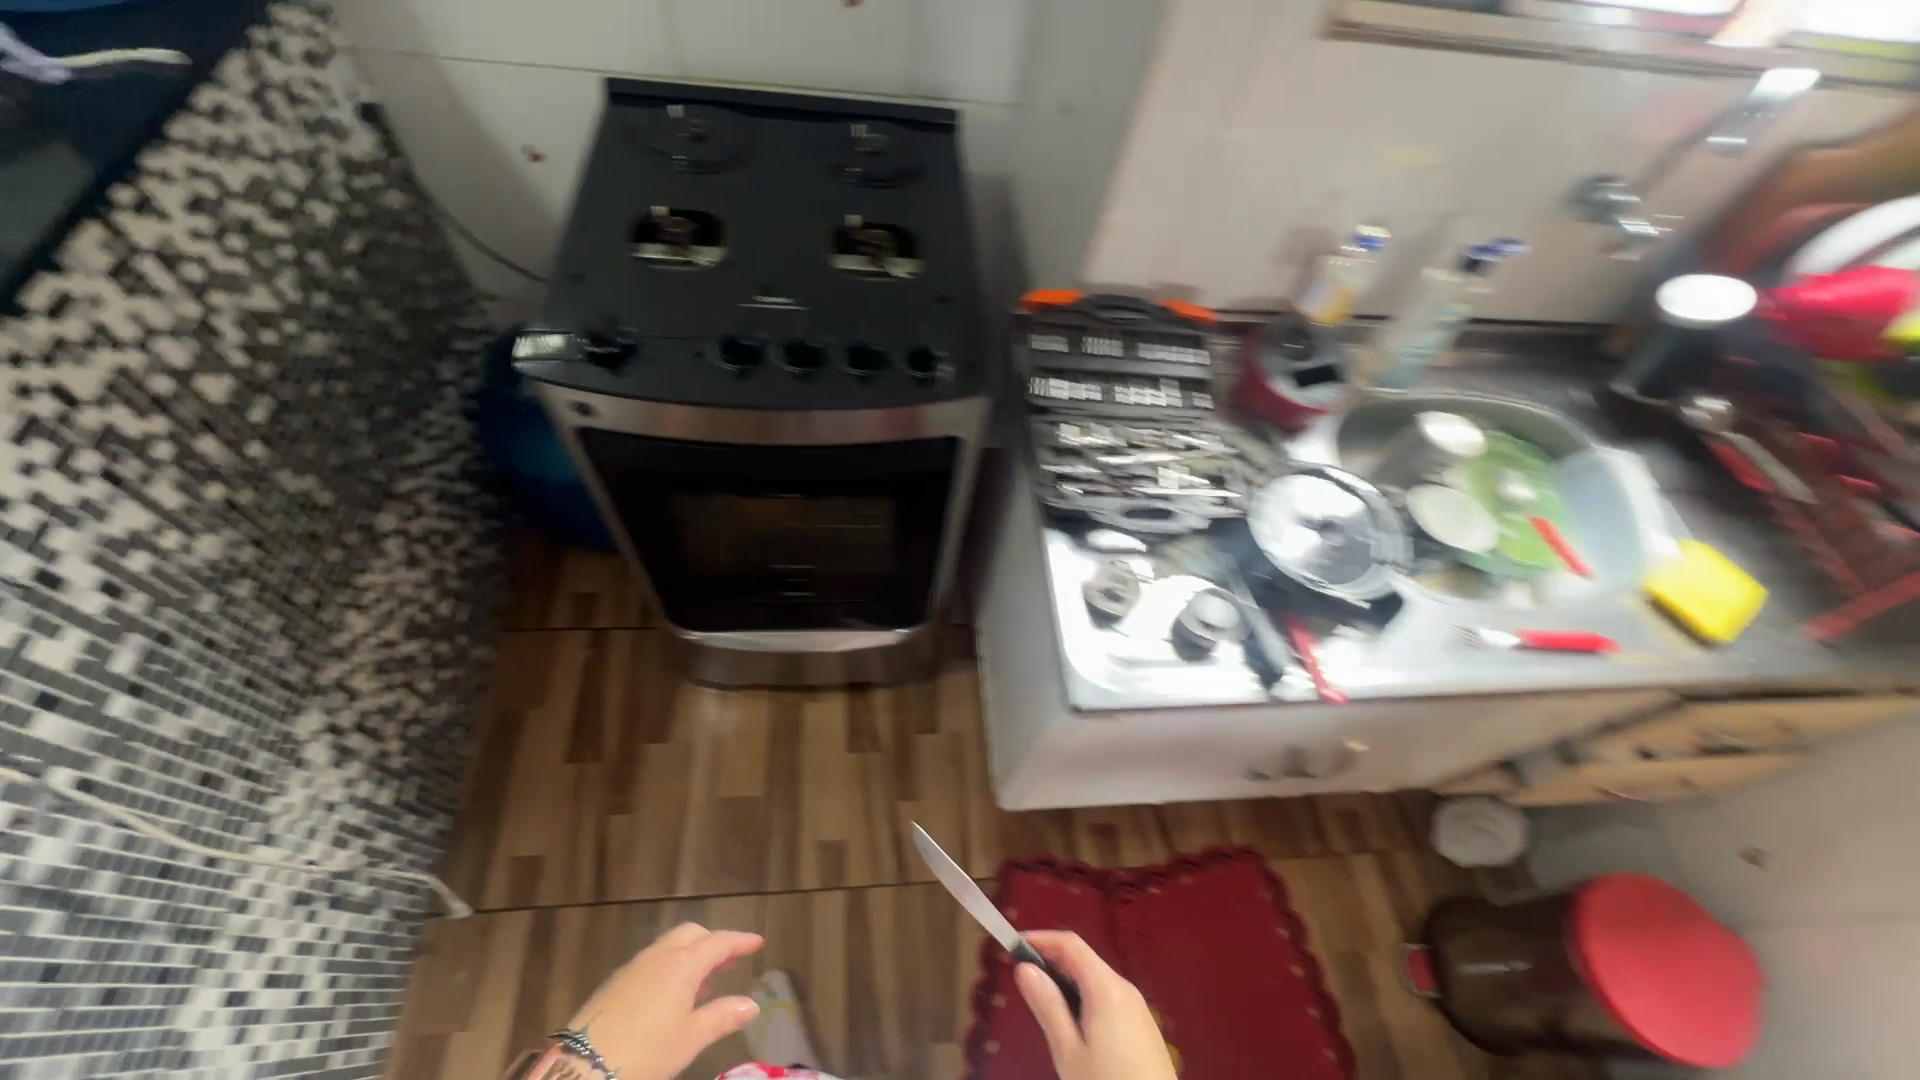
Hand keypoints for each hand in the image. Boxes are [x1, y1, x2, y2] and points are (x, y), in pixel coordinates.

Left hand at [566, 922, 764, 1079]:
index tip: (758, 943)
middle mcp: (659, 956)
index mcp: (682, 964)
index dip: (740, 941)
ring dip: (690, 955)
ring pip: (669, 946)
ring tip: (704, 982)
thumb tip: (752, 1004)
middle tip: (730, 961)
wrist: (581, 1068)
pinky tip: (671, 996)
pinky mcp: (614, 984)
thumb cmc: (645, 1053)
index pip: (718, 942)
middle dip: (713, 942)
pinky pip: (652, 962)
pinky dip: (670, 967)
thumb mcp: (690, 1039)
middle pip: (691, 934)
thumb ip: (722, 1017)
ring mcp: (633, 968)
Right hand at [1014, 930, 1176, 1079]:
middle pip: (1084, 960)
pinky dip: (1086, 998)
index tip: (1013, 947)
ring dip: (1068, 982)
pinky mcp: (1143, 1026)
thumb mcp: (1068, 1051)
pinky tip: (1075, 1025)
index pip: (1070, 944)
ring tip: (1045, 1005)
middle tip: (1024, 981)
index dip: (1041, 939)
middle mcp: (1125, 988)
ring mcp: (1138, 1007)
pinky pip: (1109, 998)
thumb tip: (1025, 968)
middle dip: (1053, 962)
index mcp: (1106, 988)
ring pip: (1096, 980)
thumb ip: (1048, 1006)